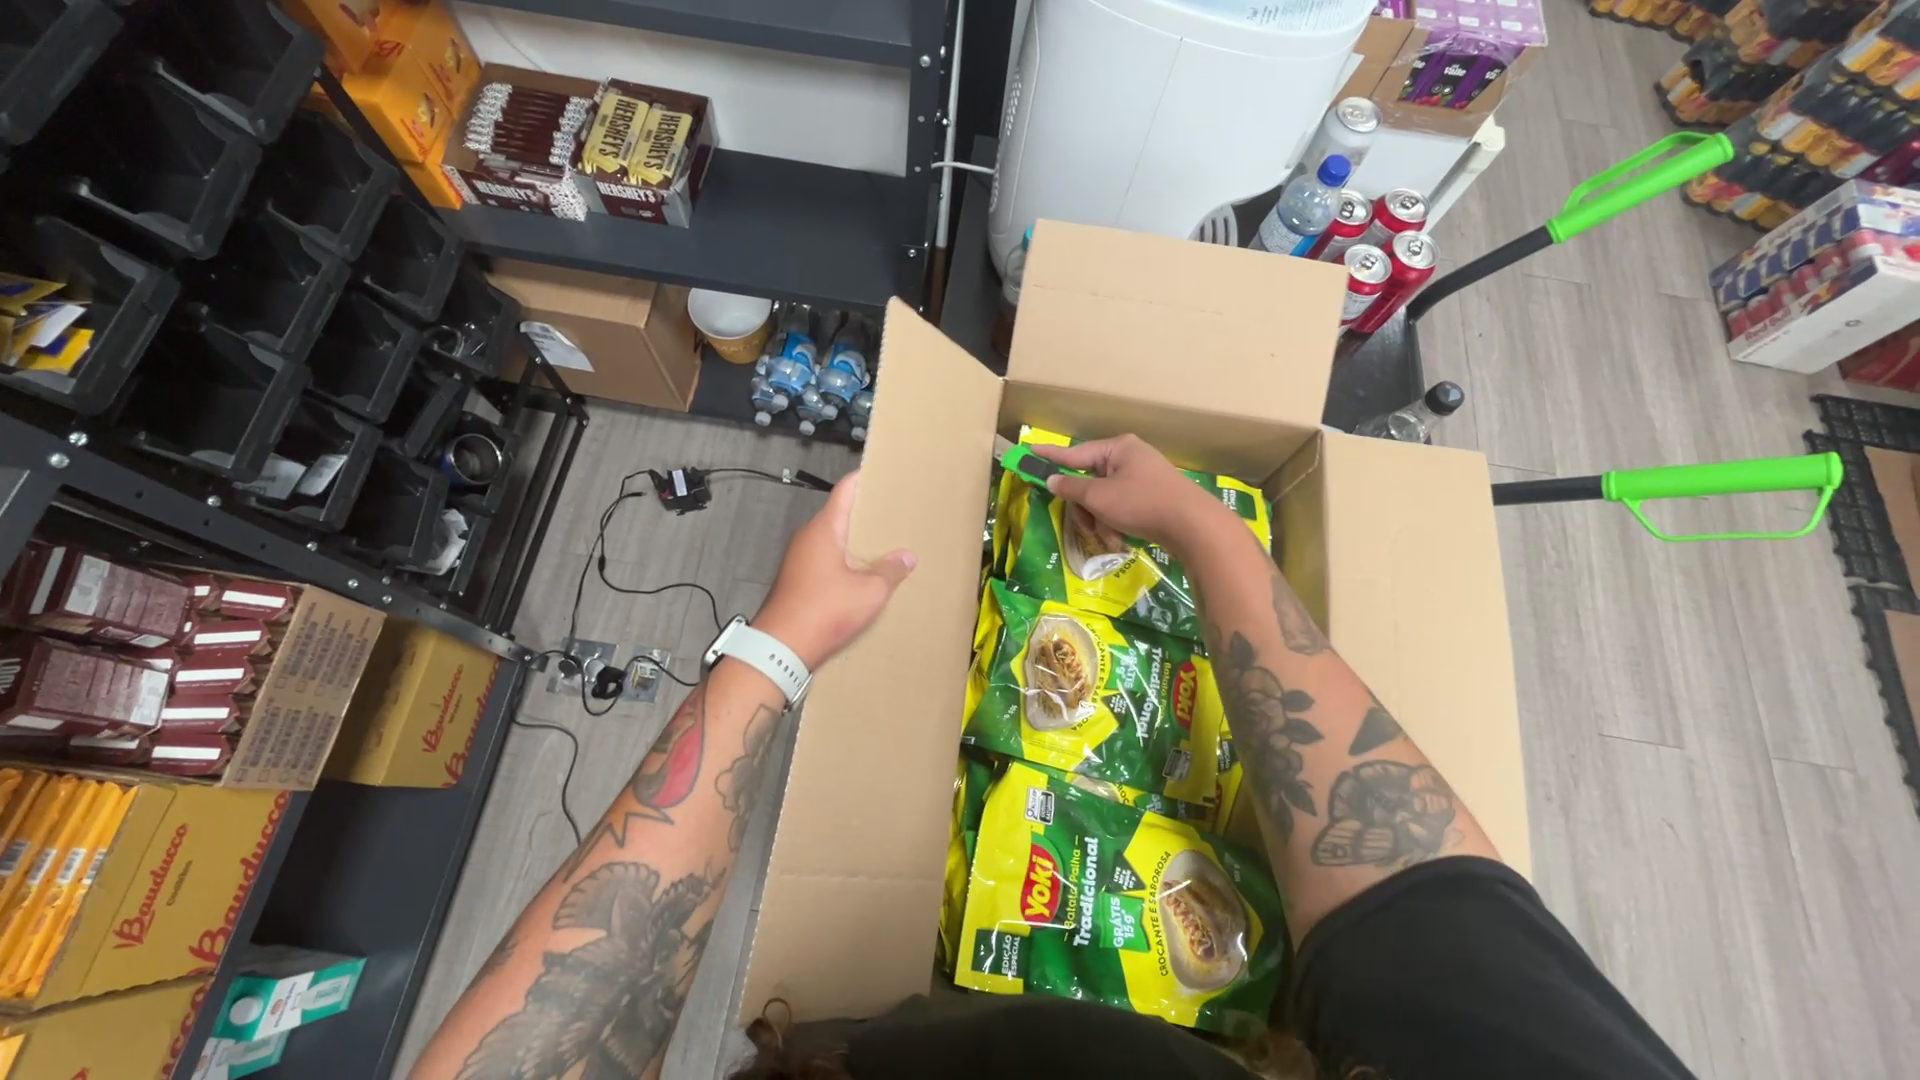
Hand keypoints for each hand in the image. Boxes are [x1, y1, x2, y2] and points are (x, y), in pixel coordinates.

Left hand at [753, 471, 915, 670]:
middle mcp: (808, 538)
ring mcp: (800, 560)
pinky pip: (827, 562)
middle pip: (840, 516)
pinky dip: (847, 563)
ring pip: (834, 541)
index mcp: (824, 529)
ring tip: (888, 546)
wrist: (780, 649)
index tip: (883, 473)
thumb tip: (906, 557)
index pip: (845, 490)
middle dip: (867, 515)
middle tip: (897, 513)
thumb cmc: (824, 612)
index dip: (864, 479)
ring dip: (858, 543)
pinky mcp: (798, 581)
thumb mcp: (869, 592)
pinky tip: (866, 576)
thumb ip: (890, 570)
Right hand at [1033, 435, 1237, 552]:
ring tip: (1110, 537)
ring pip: (1104, 498)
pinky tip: (1122, 539)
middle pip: (1089, 481)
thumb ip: (1072, 488)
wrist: (1193, 525)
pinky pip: (1121, 507)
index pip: (1075, 452)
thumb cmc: (1142, 504)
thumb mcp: (1100, 497)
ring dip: (1100, 520)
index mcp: (1117, 449)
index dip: (1051, 456)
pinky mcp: (1151, 497)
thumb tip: (1053, 479)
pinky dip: (1116, 523)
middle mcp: (1129, 458)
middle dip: (1085, 508)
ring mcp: (1142, 477)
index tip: (1029, 452)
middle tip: (1087, 525)